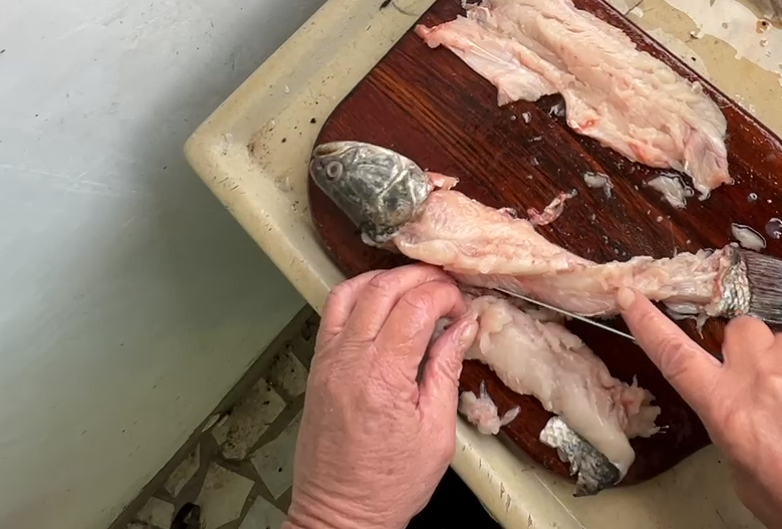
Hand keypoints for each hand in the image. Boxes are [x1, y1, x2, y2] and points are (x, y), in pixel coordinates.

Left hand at [285, 265, 477, 528]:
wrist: (339, 517)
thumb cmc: (389, 485)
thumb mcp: (436, 433)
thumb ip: (447, 370)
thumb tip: (462, 327)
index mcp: (384, 378)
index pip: (416, 304)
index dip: (445, 295)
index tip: (460, 310)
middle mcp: (351, 360)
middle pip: (386, 287)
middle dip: (422, 278)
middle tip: (445, 291)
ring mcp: (329, 359)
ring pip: (355, 288)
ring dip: (390, 279)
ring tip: (416, 290)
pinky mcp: (318, 363)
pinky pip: (333, 308)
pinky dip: (359, 291)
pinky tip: (381, 301)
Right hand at [617, 289, 781, 528]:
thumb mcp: (754, 485)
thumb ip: (735, 431)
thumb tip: (740, 404)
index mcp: (731, 413)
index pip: (676, 357)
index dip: (648, 324)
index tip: (630, 296)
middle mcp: (764, 378)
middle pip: (742, 332)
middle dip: (752, 351)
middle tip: (774, 388)